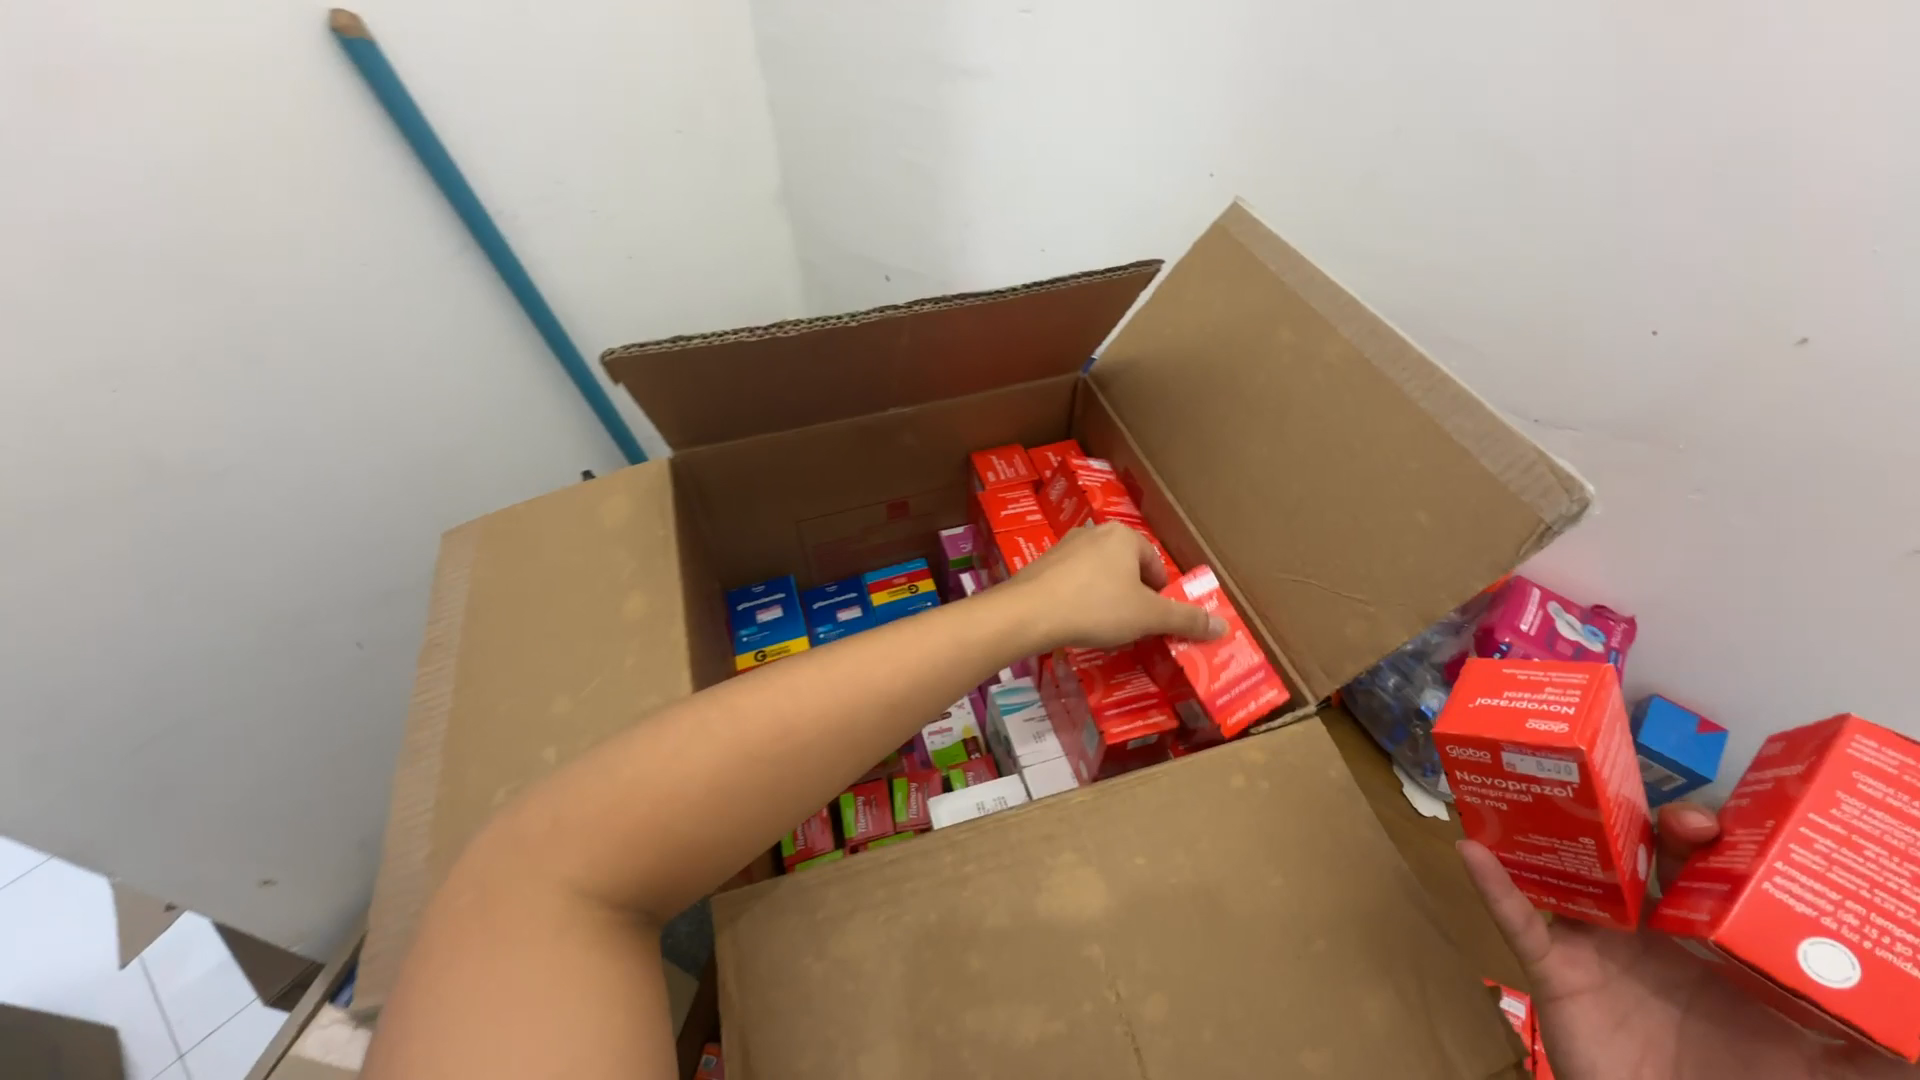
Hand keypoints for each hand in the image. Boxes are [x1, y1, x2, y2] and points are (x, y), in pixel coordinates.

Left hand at [1000, 524, 1224, 648]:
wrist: (1029, 613)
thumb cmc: (1096, 607)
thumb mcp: (1148, 617)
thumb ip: (1185, 620)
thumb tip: (1223, 627)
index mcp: (1124, 536)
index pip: (1154, 564)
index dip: (1160, 595)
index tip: (1154, 620)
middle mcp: (1094, 533)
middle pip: (1126, 568)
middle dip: (1132, 596)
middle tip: (1130, 625)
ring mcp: (1063, 547)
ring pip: (1097, 575)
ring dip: (1105, 598)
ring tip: (1102, 626)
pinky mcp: (1041, 566)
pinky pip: (1071, 583)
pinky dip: (1079, 600)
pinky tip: (1075, 622)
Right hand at [1461, 803, 1909, 1079]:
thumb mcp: (1832, 1073)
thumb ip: (1882, 1046)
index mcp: (1706, 938)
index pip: (1704, 869)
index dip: (1713, 837)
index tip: (1727, 823)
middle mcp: (1648, 928)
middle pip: (1637, 857)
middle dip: (1648, 824)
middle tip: (1679, 818)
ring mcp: (1595, 943)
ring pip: (1569, 872)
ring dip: (1552, 829)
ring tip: (1550, 792)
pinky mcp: (1553, 966)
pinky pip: (1516, 919)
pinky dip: (1493, 885)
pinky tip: (1473, 849)